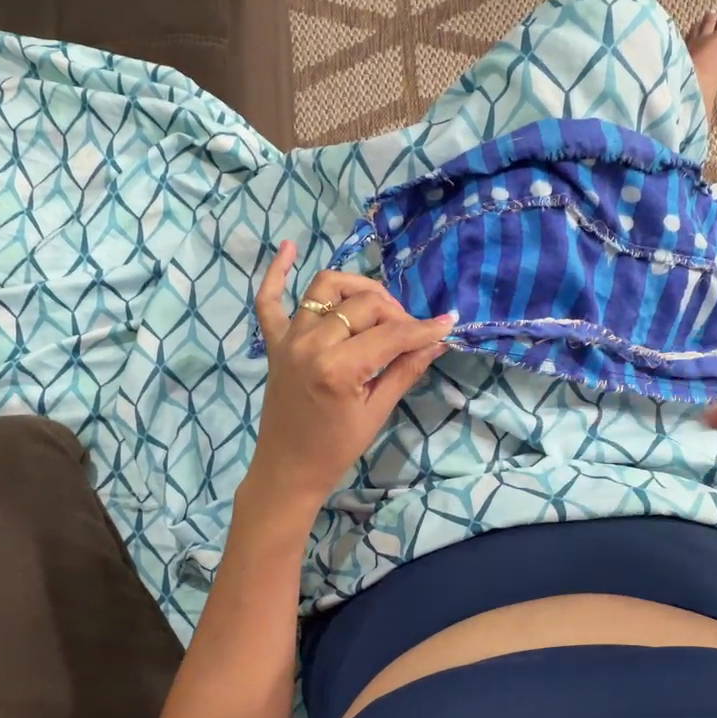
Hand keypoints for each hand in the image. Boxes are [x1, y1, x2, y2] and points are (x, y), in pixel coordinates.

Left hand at [246, 241, 455, 508]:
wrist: (288, 470)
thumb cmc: (336, 449)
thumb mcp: (377, 411)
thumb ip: (405, 369)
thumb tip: (437, 338)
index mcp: (338, 368)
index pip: (391, 334)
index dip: (423, 328)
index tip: (448, 324)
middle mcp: (311, 343)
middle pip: (363, 304)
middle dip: (395, 313)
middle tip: (411, 333)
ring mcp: (288, 339)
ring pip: (325, 288)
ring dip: (356, 288)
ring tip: (377, 305)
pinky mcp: (274, 342)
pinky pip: (268, 300)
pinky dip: (276, 272)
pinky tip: (289, 247)